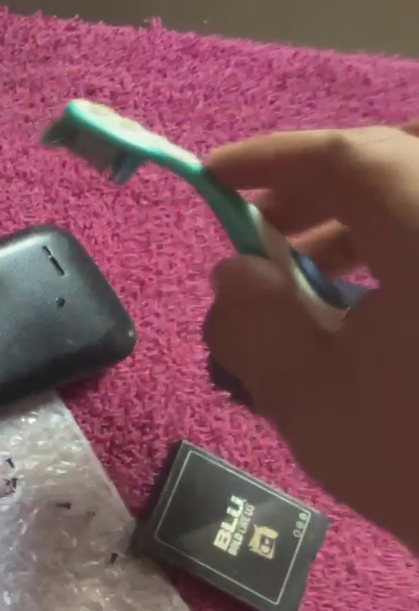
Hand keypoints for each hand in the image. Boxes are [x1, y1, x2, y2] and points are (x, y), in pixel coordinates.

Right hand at [204, 122, 418, 550]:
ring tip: (312, 276)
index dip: (275, 156)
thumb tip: (237, 271)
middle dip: (327, 186)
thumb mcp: (301, 393)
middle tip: (263, 233)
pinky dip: (406, 252)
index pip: (355, 158)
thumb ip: (253, 319)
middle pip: (410, 164)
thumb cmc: (415, 453)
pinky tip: (375, 300)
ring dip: (371, 219)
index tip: (212, 177)